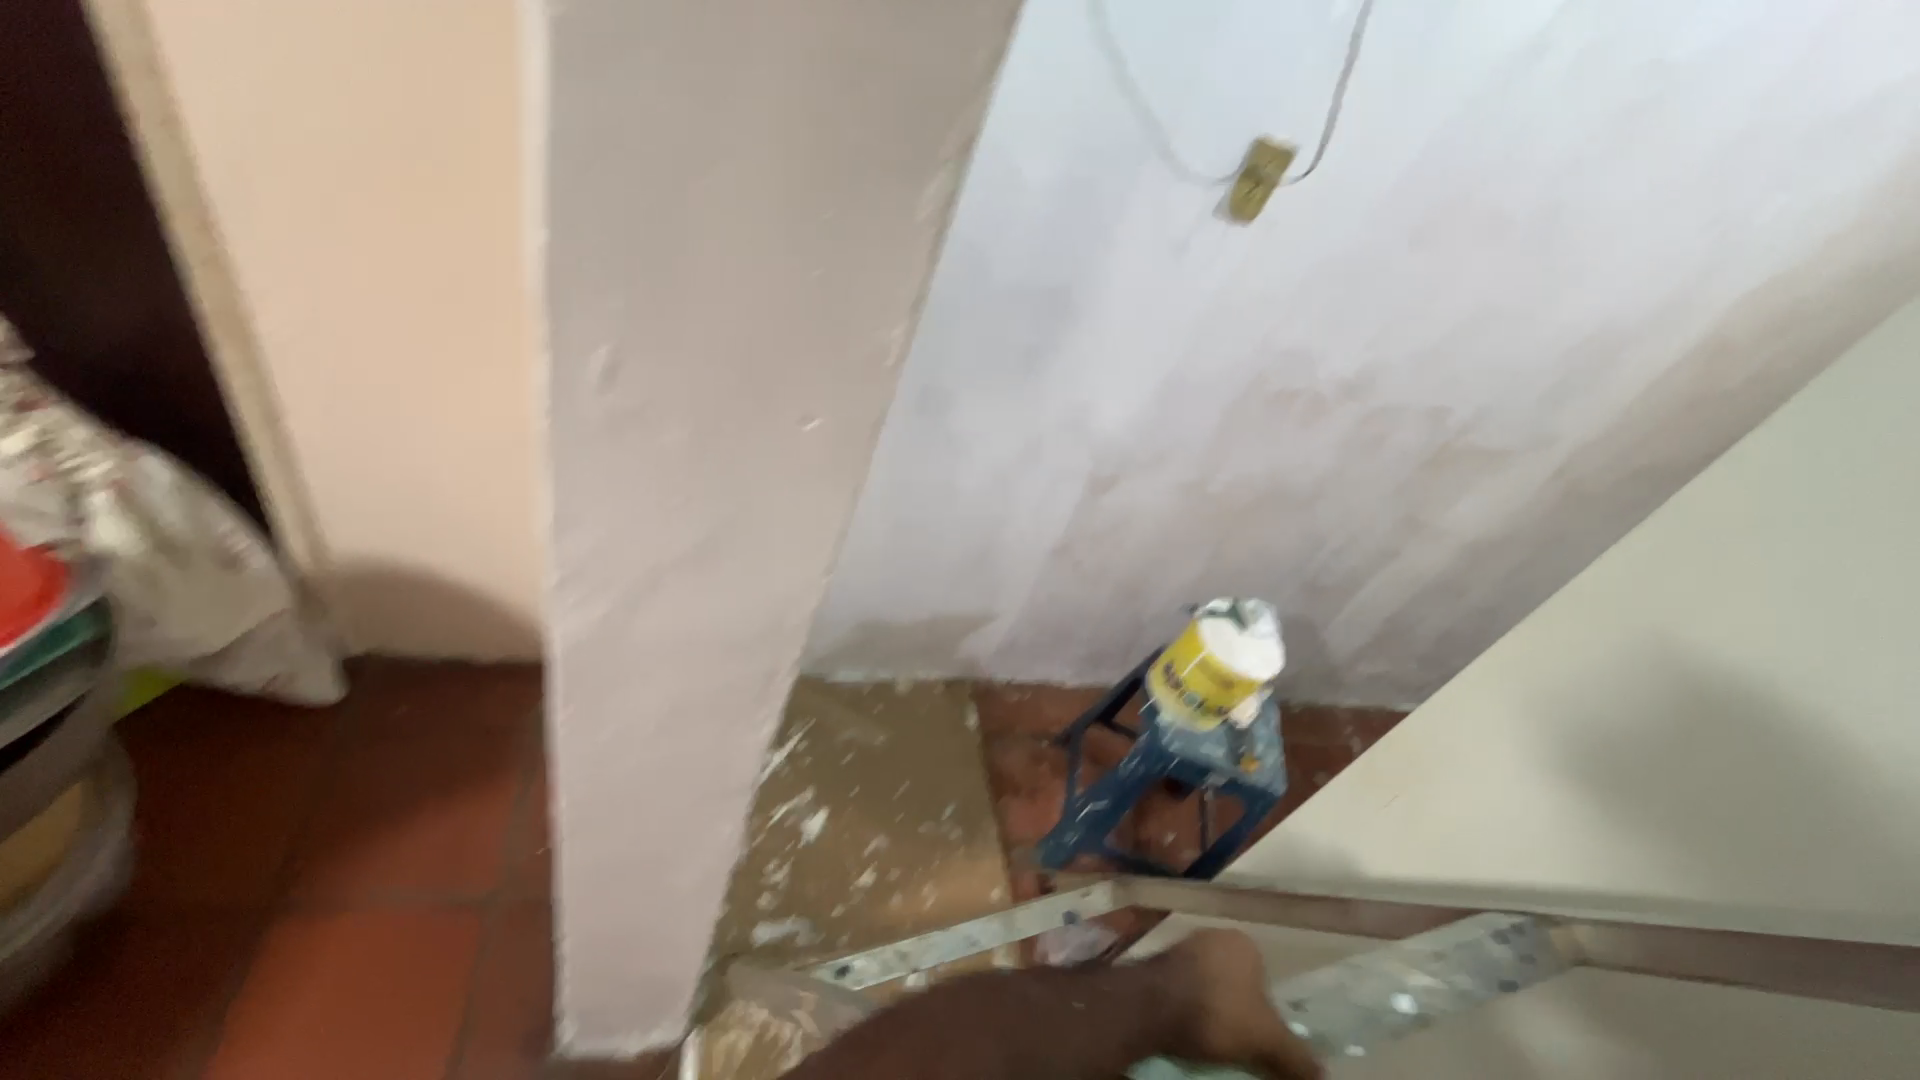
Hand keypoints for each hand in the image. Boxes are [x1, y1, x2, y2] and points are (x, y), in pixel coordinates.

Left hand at [1160, 929, 1324, 1079]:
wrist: (1152, 1006)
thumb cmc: (1218, 1011)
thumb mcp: (1268, 1040)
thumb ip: (1297, 1056)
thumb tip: (1322, 1074)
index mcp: (1242, 942)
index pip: (1265, 979)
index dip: (1267, 1012)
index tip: (1263, 1039)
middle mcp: (1211, 936)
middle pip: (1235, 982)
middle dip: (1238, 1011)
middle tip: (1239, 1045)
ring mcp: (1179, 947)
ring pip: (1206, 986)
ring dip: (1210, 1011)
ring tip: (1213, 1044)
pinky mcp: (1155, 965)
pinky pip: (1181, 992)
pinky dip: (1186, 1010)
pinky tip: (1187, 1031)